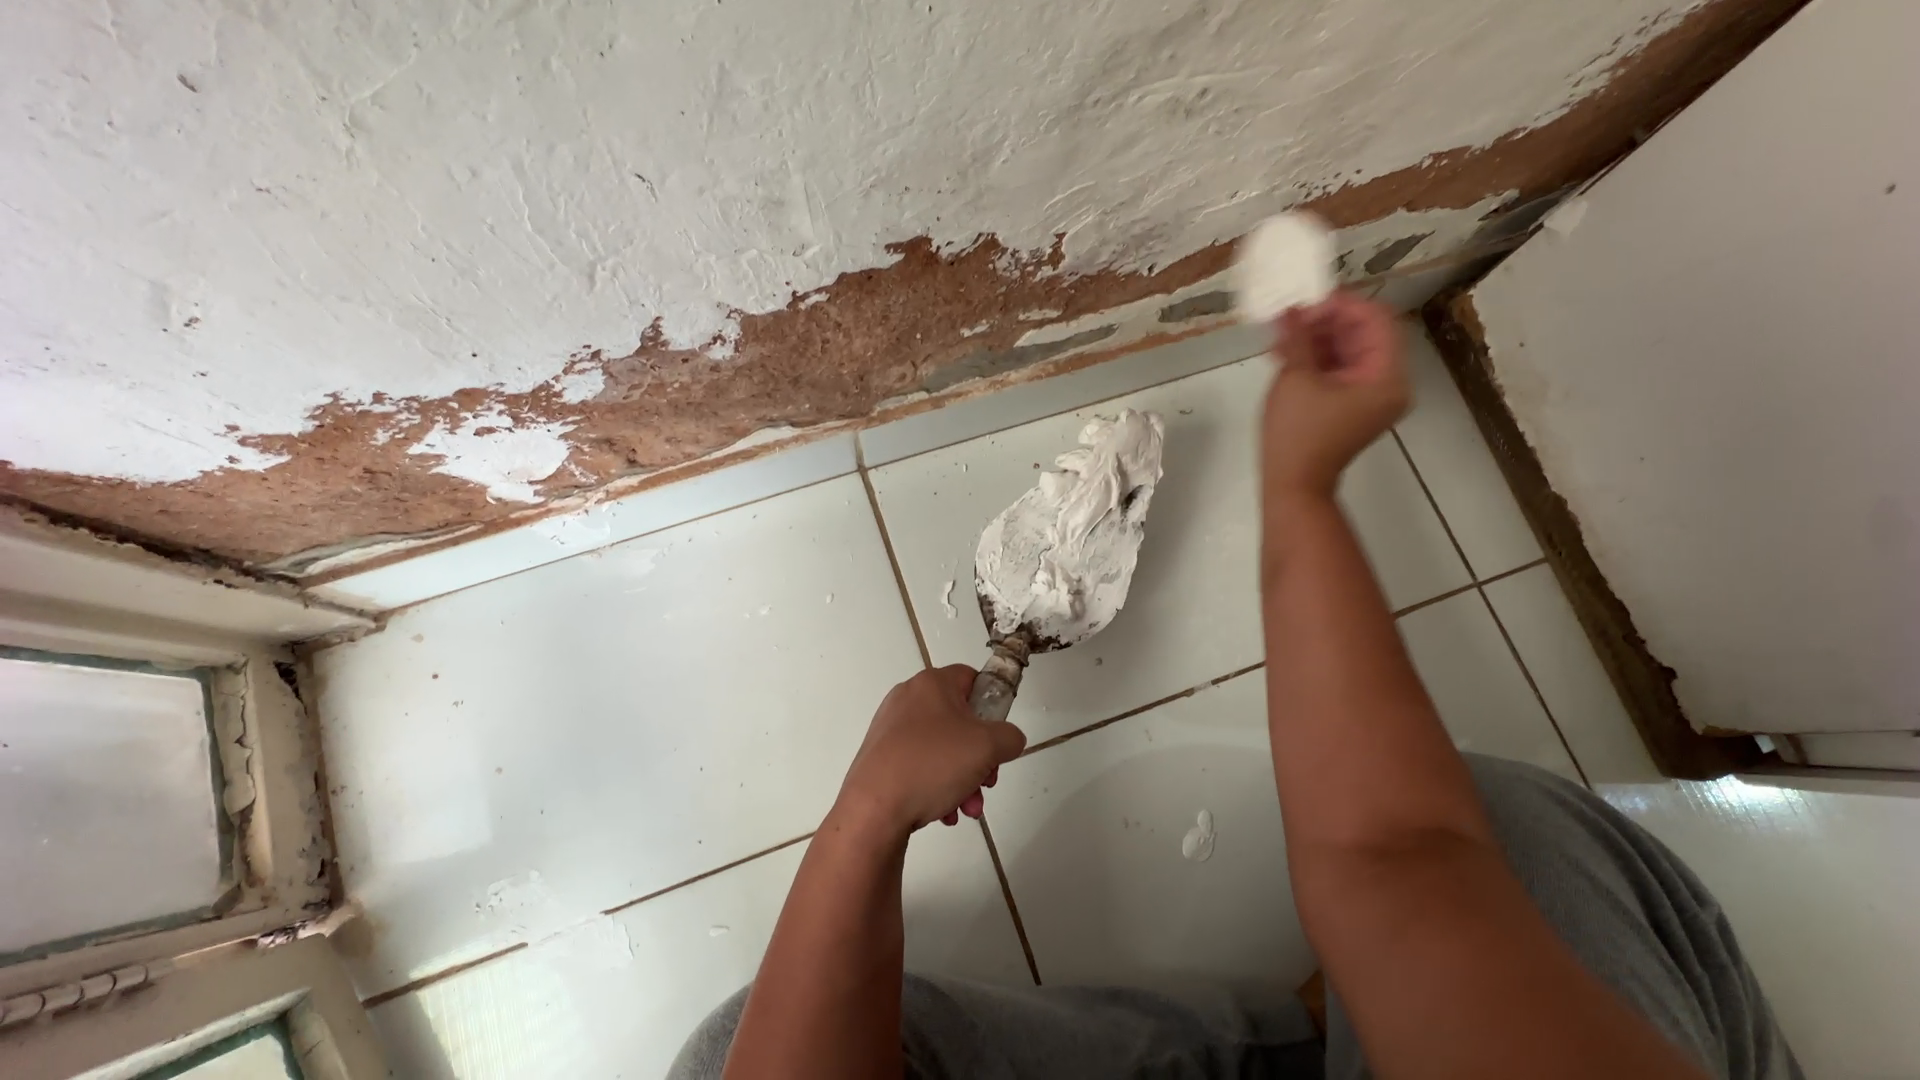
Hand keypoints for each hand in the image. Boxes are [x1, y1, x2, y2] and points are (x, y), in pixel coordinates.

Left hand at [832, 665, 1027, 840]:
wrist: (873, 808)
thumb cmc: (933, 764)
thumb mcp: (988, 747)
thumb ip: (1010, 736)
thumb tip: (1008, 740)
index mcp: (931, 684)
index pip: (972, 678)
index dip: (991, 704)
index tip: (997, 736)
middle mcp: (907, 699)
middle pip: (959, 721)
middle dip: (980, 757)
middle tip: (987, 782)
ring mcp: (890, 729)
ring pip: (942, 749)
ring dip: (962, 778)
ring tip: (967, 807)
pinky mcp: (879, 757)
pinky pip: (919, 766)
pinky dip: (936, 786)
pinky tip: (943, 812)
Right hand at [1261, 291, 1409, 500]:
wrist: (1293, 486)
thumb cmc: (1297, 433)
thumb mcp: (1296, 377)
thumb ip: (1298, 336)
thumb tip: (1291, 307)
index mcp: (1386, 377)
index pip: (1376, 320)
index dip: (1342, 304)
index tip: (1306, 302)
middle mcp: (1389, 384)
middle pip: (1365, 334)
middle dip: (1327, 321)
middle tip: (1290, 316)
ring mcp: (1372, 397)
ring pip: (1350, 351)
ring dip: (1319, 338)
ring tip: (1282, 334)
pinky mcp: (1353, 407)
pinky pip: (1341, 371)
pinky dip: (1318, 359)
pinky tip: (1288, 352)